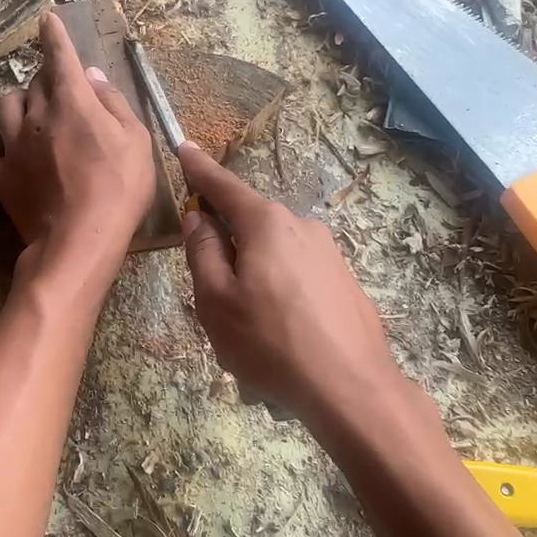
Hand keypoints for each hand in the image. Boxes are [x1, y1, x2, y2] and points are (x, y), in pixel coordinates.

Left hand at [0, 13, 155, 262]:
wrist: (79, 240)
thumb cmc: (120, 190)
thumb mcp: (137, 142)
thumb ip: (113, 104)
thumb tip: (92, 77)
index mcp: (72, 101)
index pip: (59, 56)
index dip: (53, 35)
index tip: (46, 19)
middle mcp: (36, 114)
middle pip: (35, 82)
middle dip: (49, 81)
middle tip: (68, 99)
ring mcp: (12, 145)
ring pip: (3, 106)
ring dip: (19, 104)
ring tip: (34, 117)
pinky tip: (2, 144)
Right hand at [178, 144, 405, 420]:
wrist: (352, 388)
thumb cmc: (271, 343)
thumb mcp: (216, 301)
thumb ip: (202, 252)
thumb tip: (199, 218)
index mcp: (265, 223)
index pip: (223, 186)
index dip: (199, 170)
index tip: (183, 148)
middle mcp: (300, 225)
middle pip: (249, 224)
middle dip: (228, 249)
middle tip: (216, 300)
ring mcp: (328, 252)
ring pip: (274, 255)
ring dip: (255, 280)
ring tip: (253, 334)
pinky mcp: (344, 279)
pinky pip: (298, 276)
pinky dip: (281, 296)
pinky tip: (283, 339)